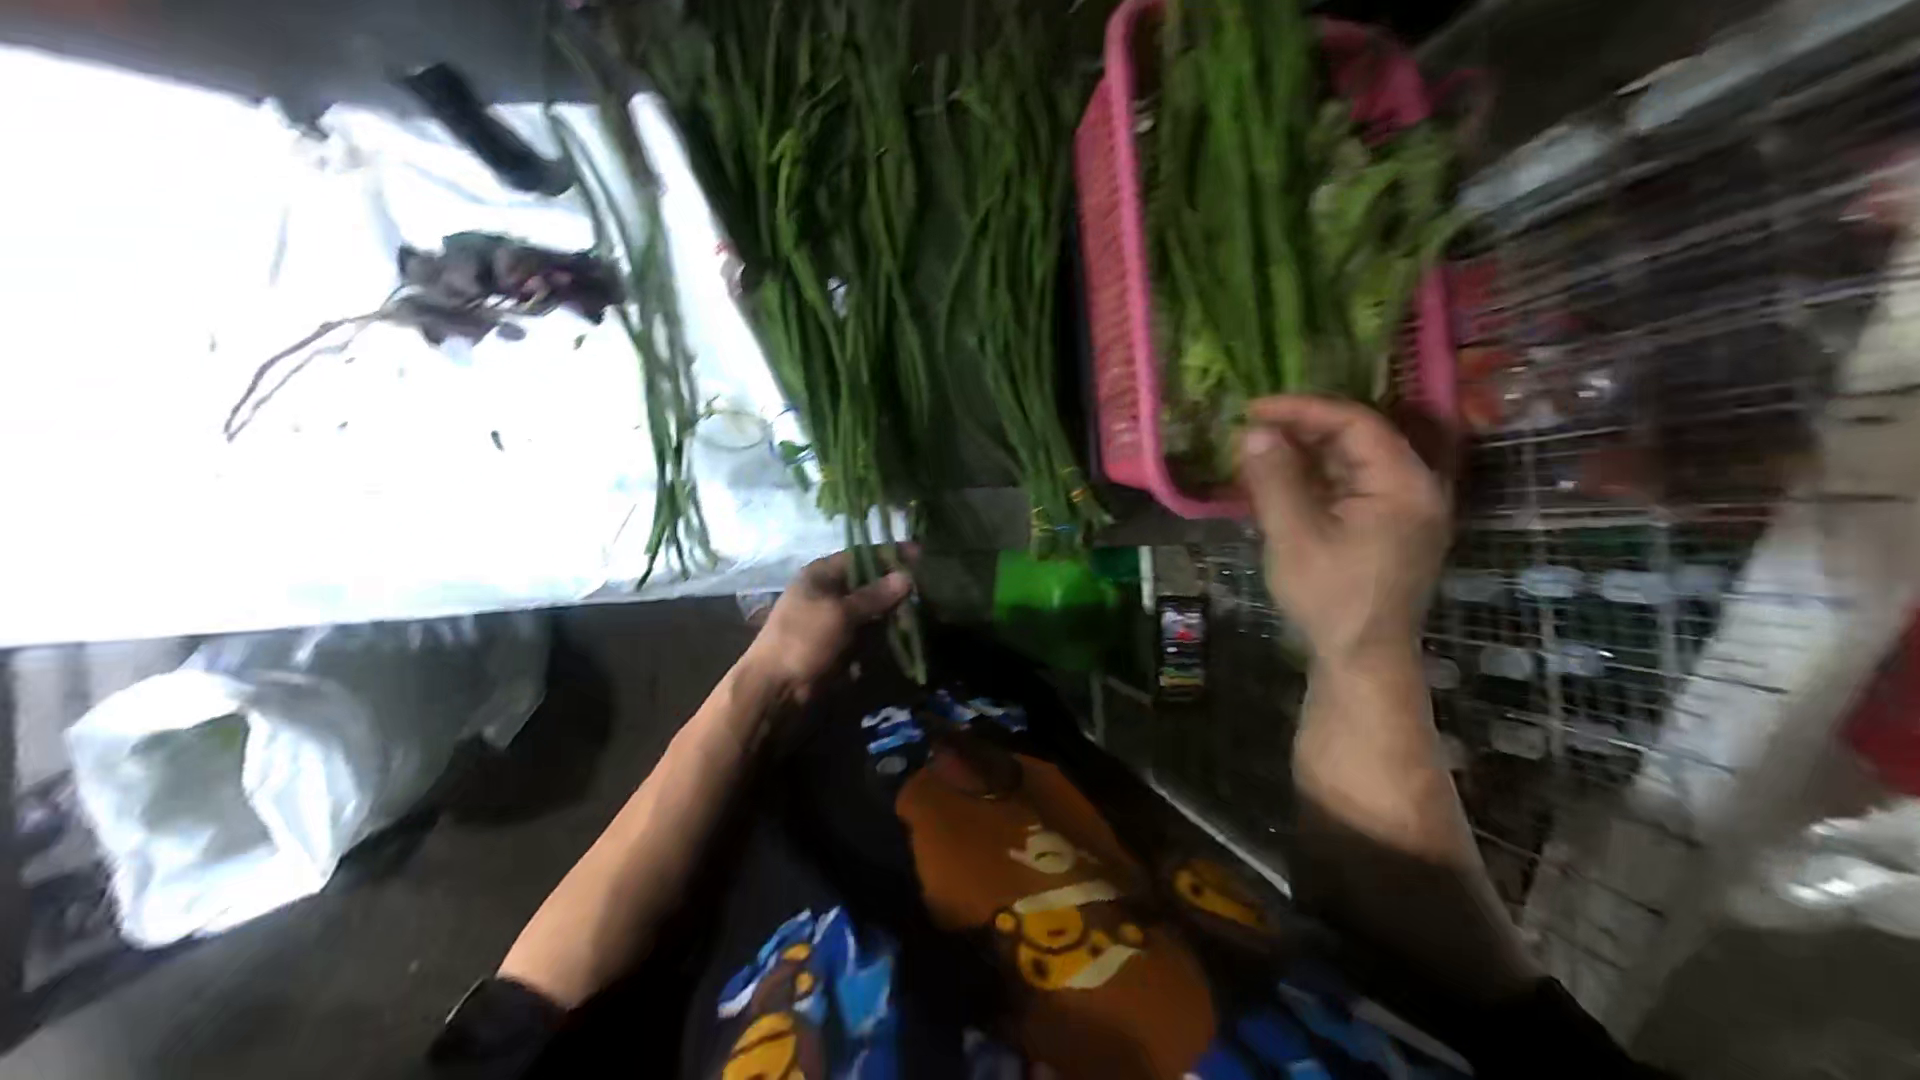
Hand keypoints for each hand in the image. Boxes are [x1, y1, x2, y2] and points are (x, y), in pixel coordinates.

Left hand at [739, 550, 913, 701]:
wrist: (776, 689)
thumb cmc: (803, 640)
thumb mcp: (840, 613)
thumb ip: (874, 595)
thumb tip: (907, 577)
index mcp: (821, 574)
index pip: (861, 555)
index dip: (890, 554)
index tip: (920, 554)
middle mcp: (828, 592)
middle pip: (869, 582)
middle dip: (895, 587)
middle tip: (924, 591)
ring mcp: (834, 619)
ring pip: (873, 609)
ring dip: (893, 614)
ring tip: (916, 618)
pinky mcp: (841, 643)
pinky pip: (868, 633)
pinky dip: (883, 635)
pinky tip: (902, 637)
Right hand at [1238, 396, 1448, 670]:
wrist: (1362, 659)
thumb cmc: (1330, 598)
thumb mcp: (1294, 536)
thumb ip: (1275, 480)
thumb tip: (1253, 432)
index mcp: (1403, 484)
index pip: (1356, 423)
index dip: (1303, 409)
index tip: (1254, 409)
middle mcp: (1415, 488)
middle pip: (1359, 439)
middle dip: (1303, 429)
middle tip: (1253, 429)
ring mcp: (1405, 509)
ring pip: (1354, 462)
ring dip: (1307, 453)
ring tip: (1260, 451)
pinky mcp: (1389, 528)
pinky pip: (1353, 487)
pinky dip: (1316, 478)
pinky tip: (1281, 481)